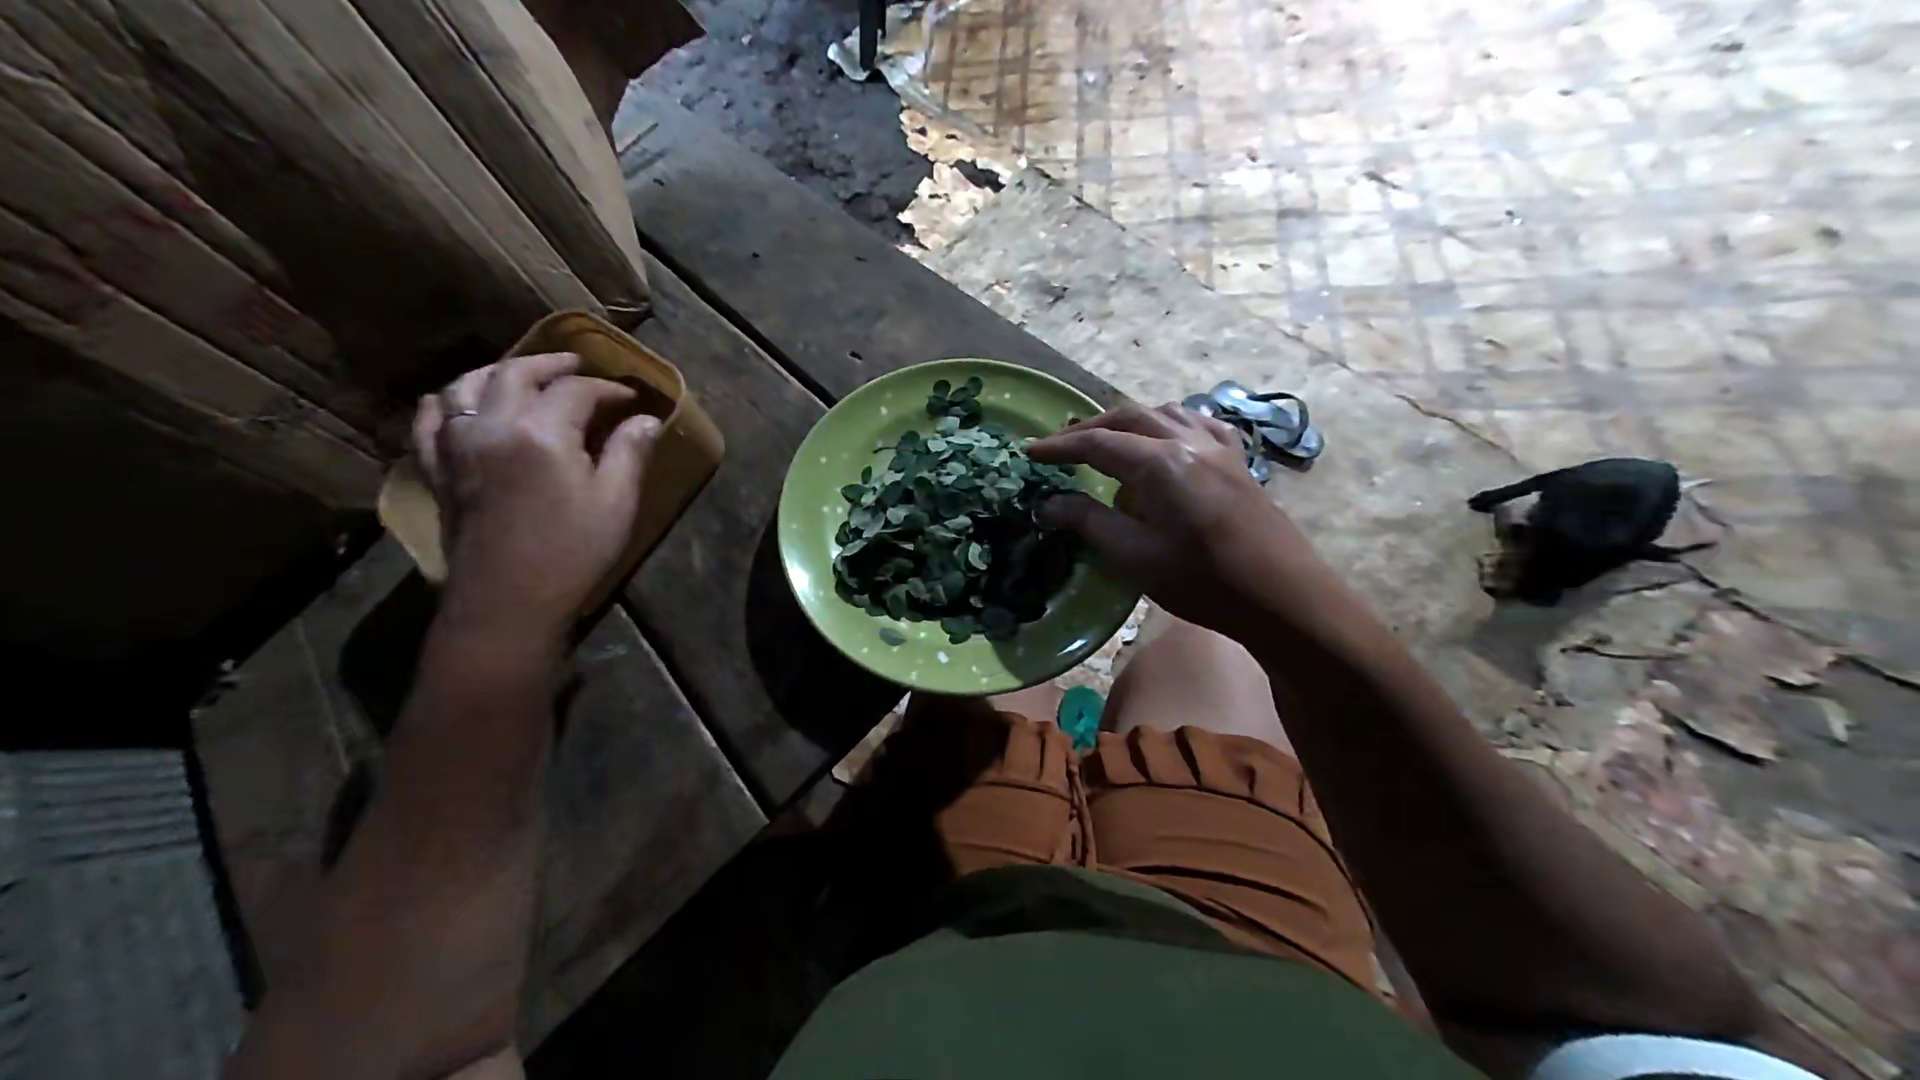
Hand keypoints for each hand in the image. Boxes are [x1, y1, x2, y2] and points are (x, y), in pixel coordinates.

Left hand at [412, 353, 660, 641]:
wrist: (507, 603)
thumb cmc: (571, 552)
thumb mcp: (616, 503)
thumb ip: (629, 453)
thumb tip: (646, 420)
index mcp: (541, 432)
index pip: (575, 390)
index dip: (608, 389)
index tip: (632, 399)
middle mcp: (492, 426)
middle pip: (517, 373)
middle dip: (553, 363)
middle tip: (580, 366)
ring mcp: (456, 446)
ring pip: (466, 385)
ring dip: (499, 371)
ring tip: (523, 374)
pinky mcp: (438, 470)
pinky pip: (430, 419)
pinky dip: (447, 400)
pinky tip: (462, 402)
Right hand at [1028, 402, 1333, 635]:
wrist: (1282, 596)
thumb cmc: (1202, 581)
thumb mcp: (1133, 556)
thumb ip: (1087, 521)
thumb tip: (1046, 503)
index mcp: (1160, 462)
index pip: (1097, 442)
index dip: (1059, 446)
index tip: (1029, 452)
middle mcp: (1188, 441)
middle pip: (1128, 417)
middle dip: (1089, 429)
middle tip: (1060, 448)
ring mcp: (1218, 447)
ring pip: (1163, 413)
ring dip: (1127, 423)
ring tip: (1106, 443)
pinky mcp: (1236, 461)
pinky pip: (1196, 424)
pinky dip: (1167, 425)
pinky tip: (1164, 441)